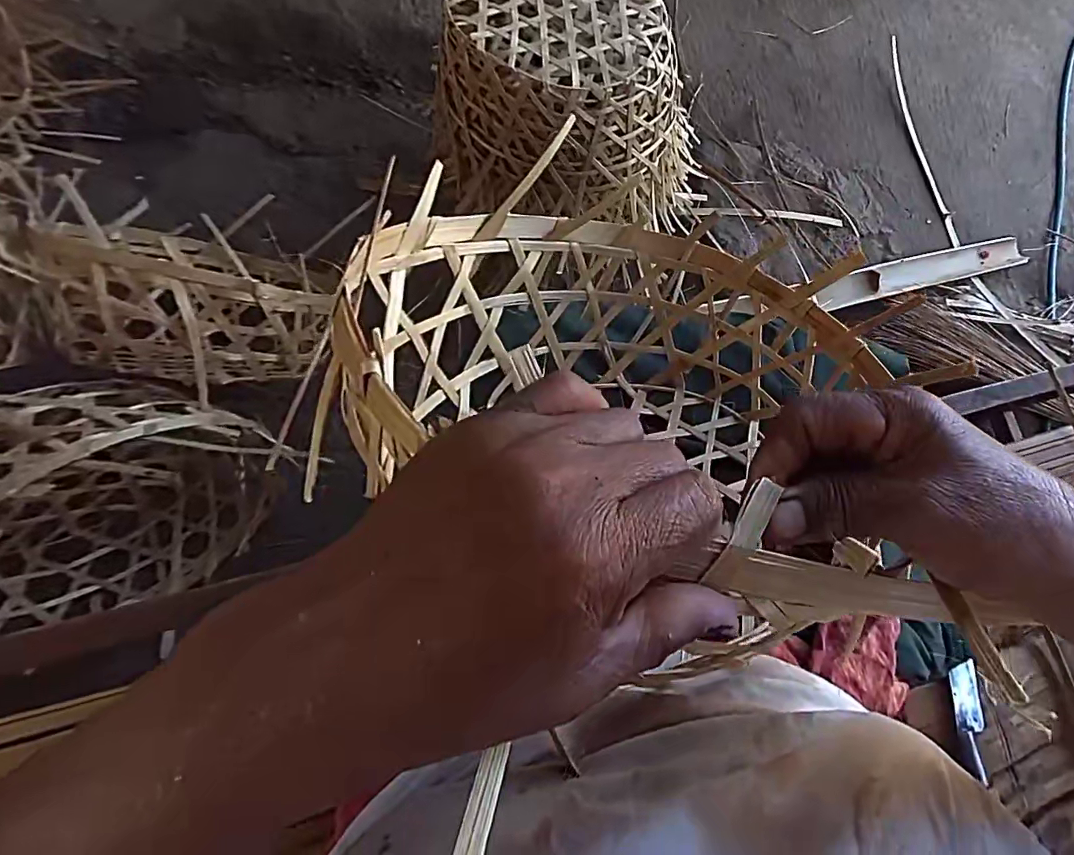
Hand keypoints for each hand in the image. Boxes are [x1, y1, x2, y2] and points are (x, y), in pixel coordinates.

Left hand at [143, 372, 737, 817]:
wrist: (344, 652)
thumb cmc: (469, 683)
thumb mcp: (581, 678)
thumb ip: (666, 627)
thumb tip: (729, 604)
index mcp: (599, 551)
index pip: (700, 500)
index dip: (695, 534)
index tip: (665, 562)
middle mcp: (571, 480)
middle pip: (669, 458)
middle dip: (663, 501)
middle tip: (624, 541)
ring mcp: (524, 440)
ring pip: (627, 423)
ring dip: (625, 464)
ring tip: (587, 504)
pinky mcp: (487, 422)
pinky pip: (569, 391)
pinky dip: (584, 419)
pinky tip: (564, 458)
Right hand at [750, 387, 1073, 604]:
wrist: (1065, 563)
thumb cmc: (997, 523)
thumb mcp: (912, 510)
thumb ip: (838, 505)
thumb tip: (770, 518)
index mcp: (890, 411)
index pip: (809, 415)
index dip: (777, 457)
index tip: (760, 510)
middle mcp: (883, 428)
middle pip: (810, 445)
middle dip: (785, 489)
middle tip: (771, 542)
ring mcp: (888, 462)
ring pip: (822, 476)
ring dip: (801, 512)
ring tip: (796, 556)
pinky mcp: (894, 495)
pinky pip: (842, 502)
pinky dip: (824, 527)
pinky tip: (821, 556)